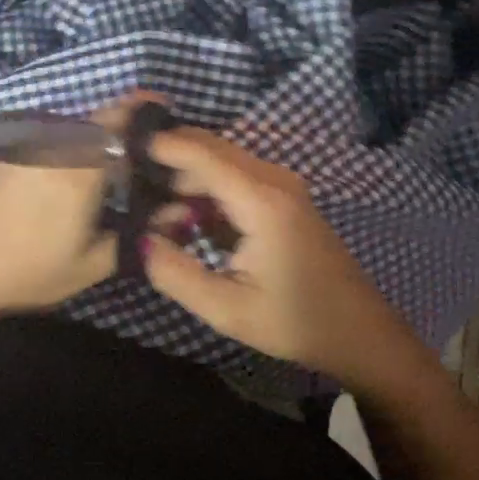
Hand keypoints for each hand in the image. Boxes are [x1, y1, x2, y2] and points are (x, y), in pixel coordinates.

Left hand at [0, 96, 166, 311]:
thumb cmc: (27, 271)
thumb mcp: (93, 263)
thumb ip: (142, 232)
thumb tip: (184, 209)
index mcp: (80, 162)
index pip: (124, 116)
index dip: (152, 115)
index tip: (175, 133)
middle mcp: (54, 139)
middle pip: (102, 116)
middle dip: (131, 128)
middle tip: (153, 159)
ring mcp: (26, 140)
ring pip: (78, 123)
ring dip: (102, 135)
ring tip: (121, 169)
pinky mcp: (7, 147)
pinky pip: (53, 133)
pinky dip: (75, 143)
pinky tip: (80, 174)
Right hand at [140, 129, 426, 388]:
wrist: (360, 334)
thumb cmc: (297, 322)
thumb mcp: (226, 310)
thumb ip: (175, 273)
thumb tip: (138, 239)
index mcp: (262, 202)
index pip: (200, 152)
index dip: (158, 144)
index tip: (118, 149)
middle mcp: (273, 180)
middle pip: (207, 146)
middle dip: (164, 156)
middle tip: (123, 179)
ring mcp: (280, 185)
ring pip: (218, 158)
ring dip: (181, 174)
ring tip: (147, 206)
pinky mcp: (281, 196)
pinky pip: (231, 174)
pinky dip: (201, 184)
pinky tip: (181, 216)